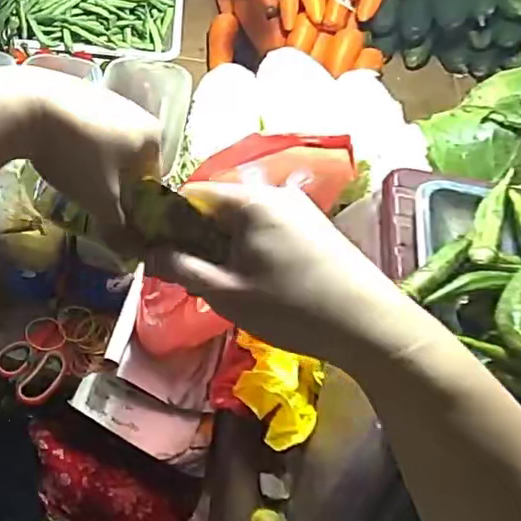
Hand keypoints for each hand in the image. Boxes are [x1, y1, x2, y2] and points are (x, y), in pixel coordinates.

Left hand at [0, 66, 161, 244]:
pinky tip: (54, 152)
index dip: (136, 206)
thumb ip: (119, 226)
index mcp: (153, 136)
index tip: (113, 219)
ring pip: (105, 143)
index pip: (154, 181)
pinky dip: (74, 143)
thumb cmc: (76, 156)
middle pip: (130, 161)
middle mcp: (137, 111)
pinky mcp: (77, 90)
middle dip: (113, 183)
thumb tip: (131, 252)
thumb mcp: (99, 199)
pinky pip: (83, 127)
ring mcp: (106, 96)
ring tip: (68, 177)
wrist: (27, 107)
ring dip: (92, 164)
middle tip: (88, 200)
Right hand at [145, 181, 432, 369]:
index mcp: (250, 202)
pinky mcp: (311, 225)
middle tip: (180, 270)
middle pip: (214, 203)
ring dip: (215, 241)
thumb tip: (148, 252)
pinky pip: (260, 225)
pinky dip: (241, 244)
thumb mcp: (225, 291)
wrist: (372, 327)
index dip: (164, 218)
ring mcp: (297, 208)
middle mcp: (273, 194)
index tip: (153, 248)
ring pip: (237, 217)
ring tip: (212, 277)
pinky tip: (244, 275)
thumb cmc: (292, 307)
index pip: (189, 193)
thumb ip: (179, 267)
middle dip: (190, 233)